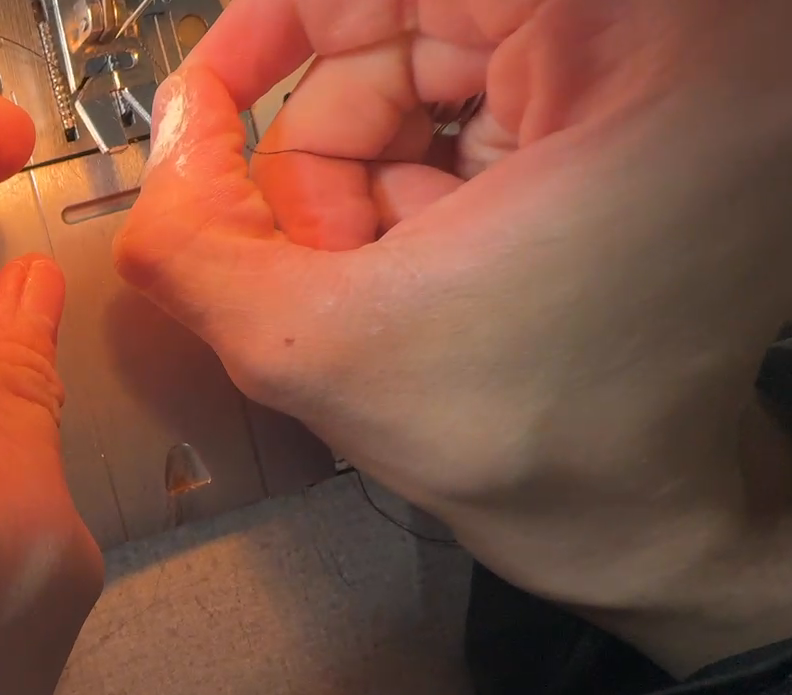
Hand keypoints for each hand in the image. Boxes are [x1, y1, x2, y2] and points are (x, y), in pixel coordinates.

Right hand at [114, 0, 791, 674]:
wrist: (611, 502)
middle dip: (311, 157)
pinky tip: (401, 272)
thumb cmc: (512, 433)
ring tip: (363, 283)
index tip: (198, 109)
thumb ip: (186, 240)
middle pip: (394, 33)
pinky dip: (387, 194)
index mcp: (640, 44)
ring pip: (409, 82)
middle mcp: (673, 36)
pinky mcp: (617, 119)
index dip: (264, 35)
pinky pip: (446, 119)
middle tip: (300, 256)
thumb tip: (165, 138)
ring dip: (344, 190)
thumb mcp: (294, 344)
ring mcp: (653, 74)